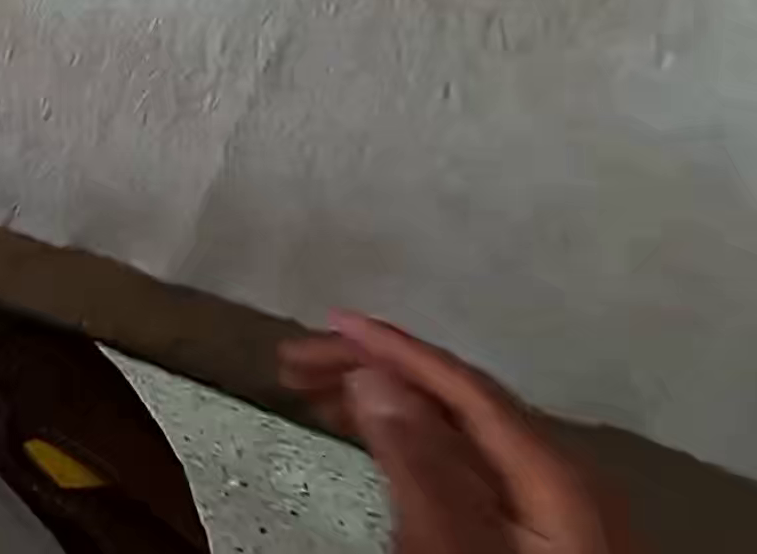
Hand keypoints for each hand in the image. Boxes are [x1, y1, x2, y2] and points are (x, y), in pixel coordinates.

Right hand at [278, 311, 637, 553]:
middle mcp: (556, 475)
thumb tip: (369, 375)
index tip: (329, 319)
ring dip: (369, 392)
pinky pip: (445, 448)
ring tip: (307, 389)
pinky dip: (392, 425)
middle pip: (446, 395)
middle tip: (295, 361)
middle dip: (365, 365)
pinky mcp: (518, 523)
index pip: (460, 384)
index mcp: (552, 472)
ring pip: (441, 419)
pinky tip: (356, 427)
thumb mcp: (449, 538)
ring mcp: (541, 502)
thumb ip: (417, 460)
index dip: (392, 345)